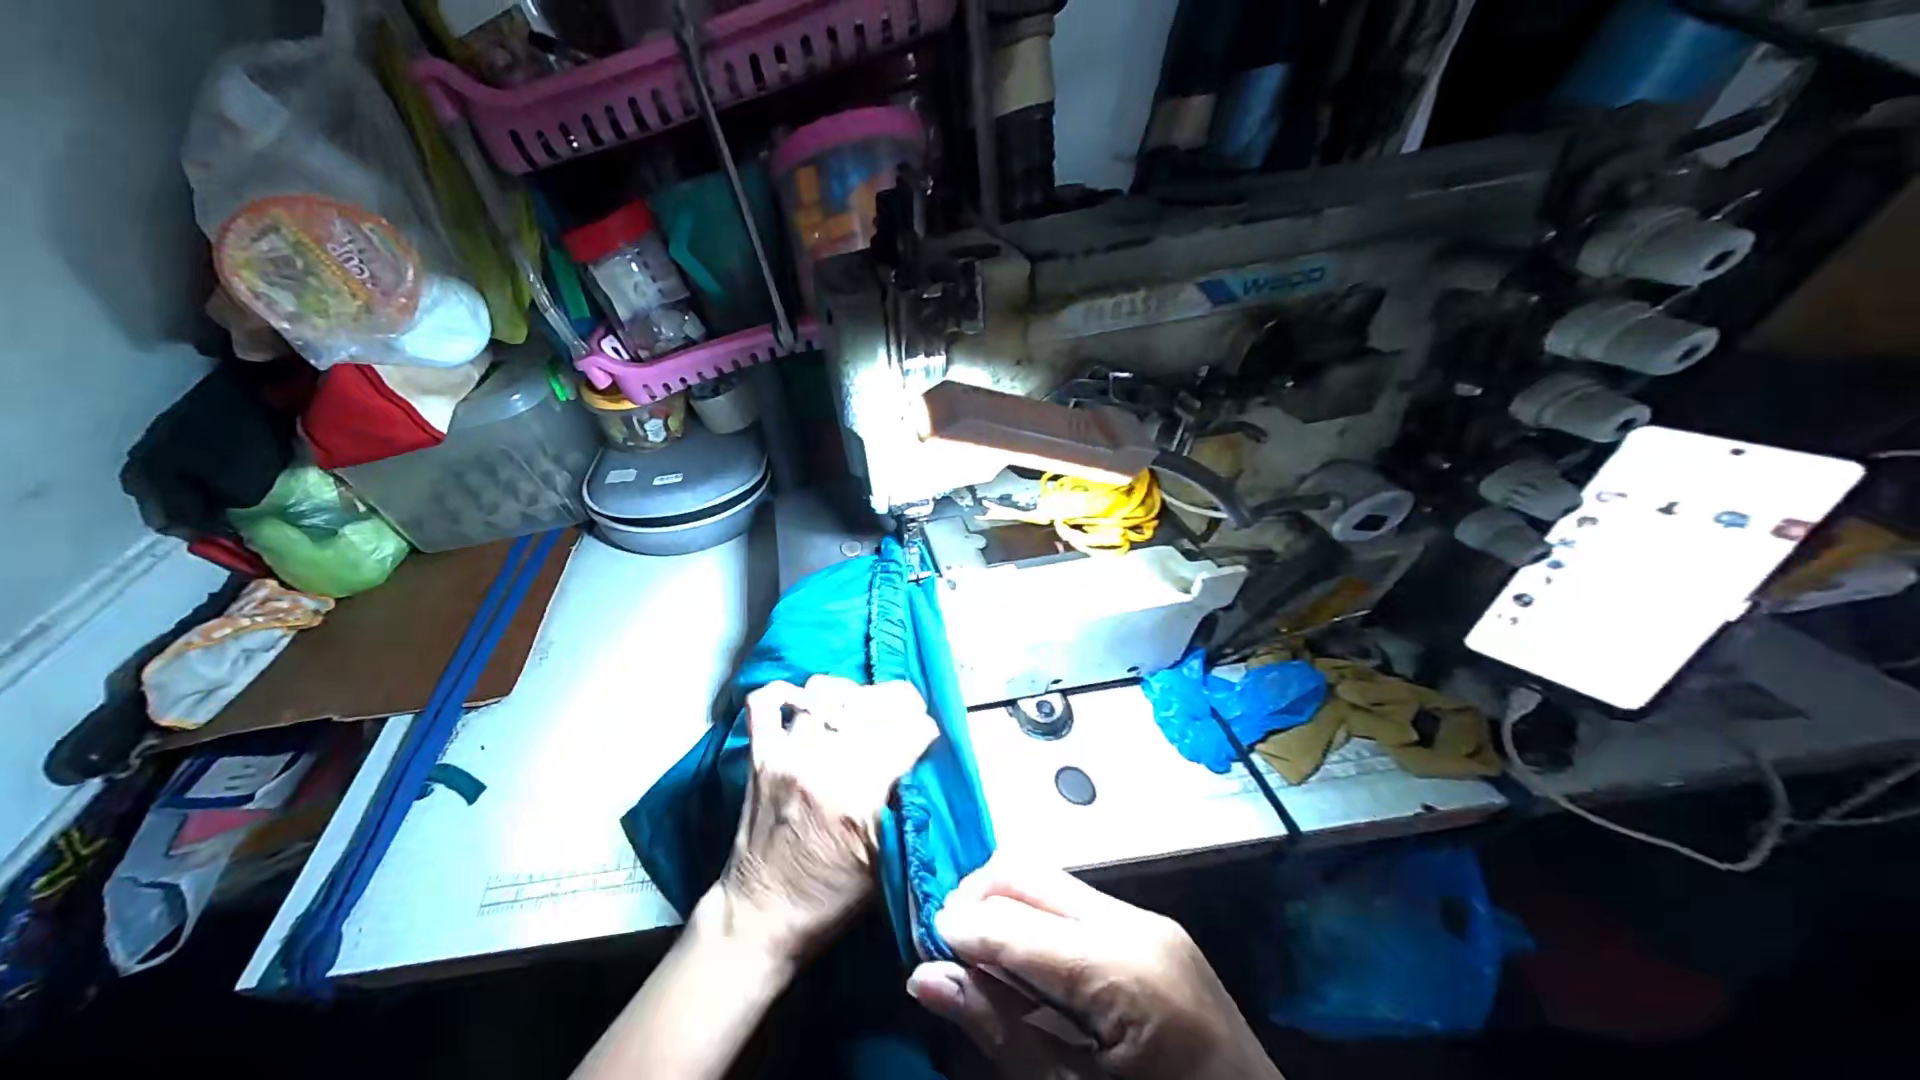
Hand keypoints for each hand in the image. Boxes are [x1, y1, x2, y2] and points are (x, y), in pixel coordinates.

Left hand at [713, 675, 937, 963]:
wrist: (760, 917)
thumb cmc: (829, 899)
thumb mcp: (887, 862)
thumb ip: (909, 808)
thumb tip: (929, 763)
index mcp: (857, 797)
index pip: (908, 734)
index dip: (926, 731)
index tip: (929, 737)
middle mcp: (821, 765)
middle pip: (871, 707)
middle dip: (898, 706)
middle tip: (905, 719)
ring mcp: (786, 755)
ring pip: (825, 694)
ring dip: (852, 698)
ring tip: (862, 712)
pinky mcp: (760, 756)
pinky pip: (765, 703)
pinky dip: (787, 694)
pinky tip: (808, 704)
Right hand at [906, 856, 1282, 1079]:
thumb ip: (999, 1031)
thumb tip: (925, 978)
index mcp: (1120, 969)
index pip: (1012, 922)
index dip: (958, 930)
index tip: (923, 950)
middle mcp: (1134, 923)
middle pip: (1027, 874)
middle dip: (976, 900)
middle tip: (949, 951)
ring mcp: (1149, 921)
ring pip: (1049, 880)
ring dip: (1004, 905)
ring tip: (982, 958)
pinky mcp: (1154, 930)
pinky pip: (1076, 902)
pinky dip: (1037, 918)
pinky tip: (1026, 962)